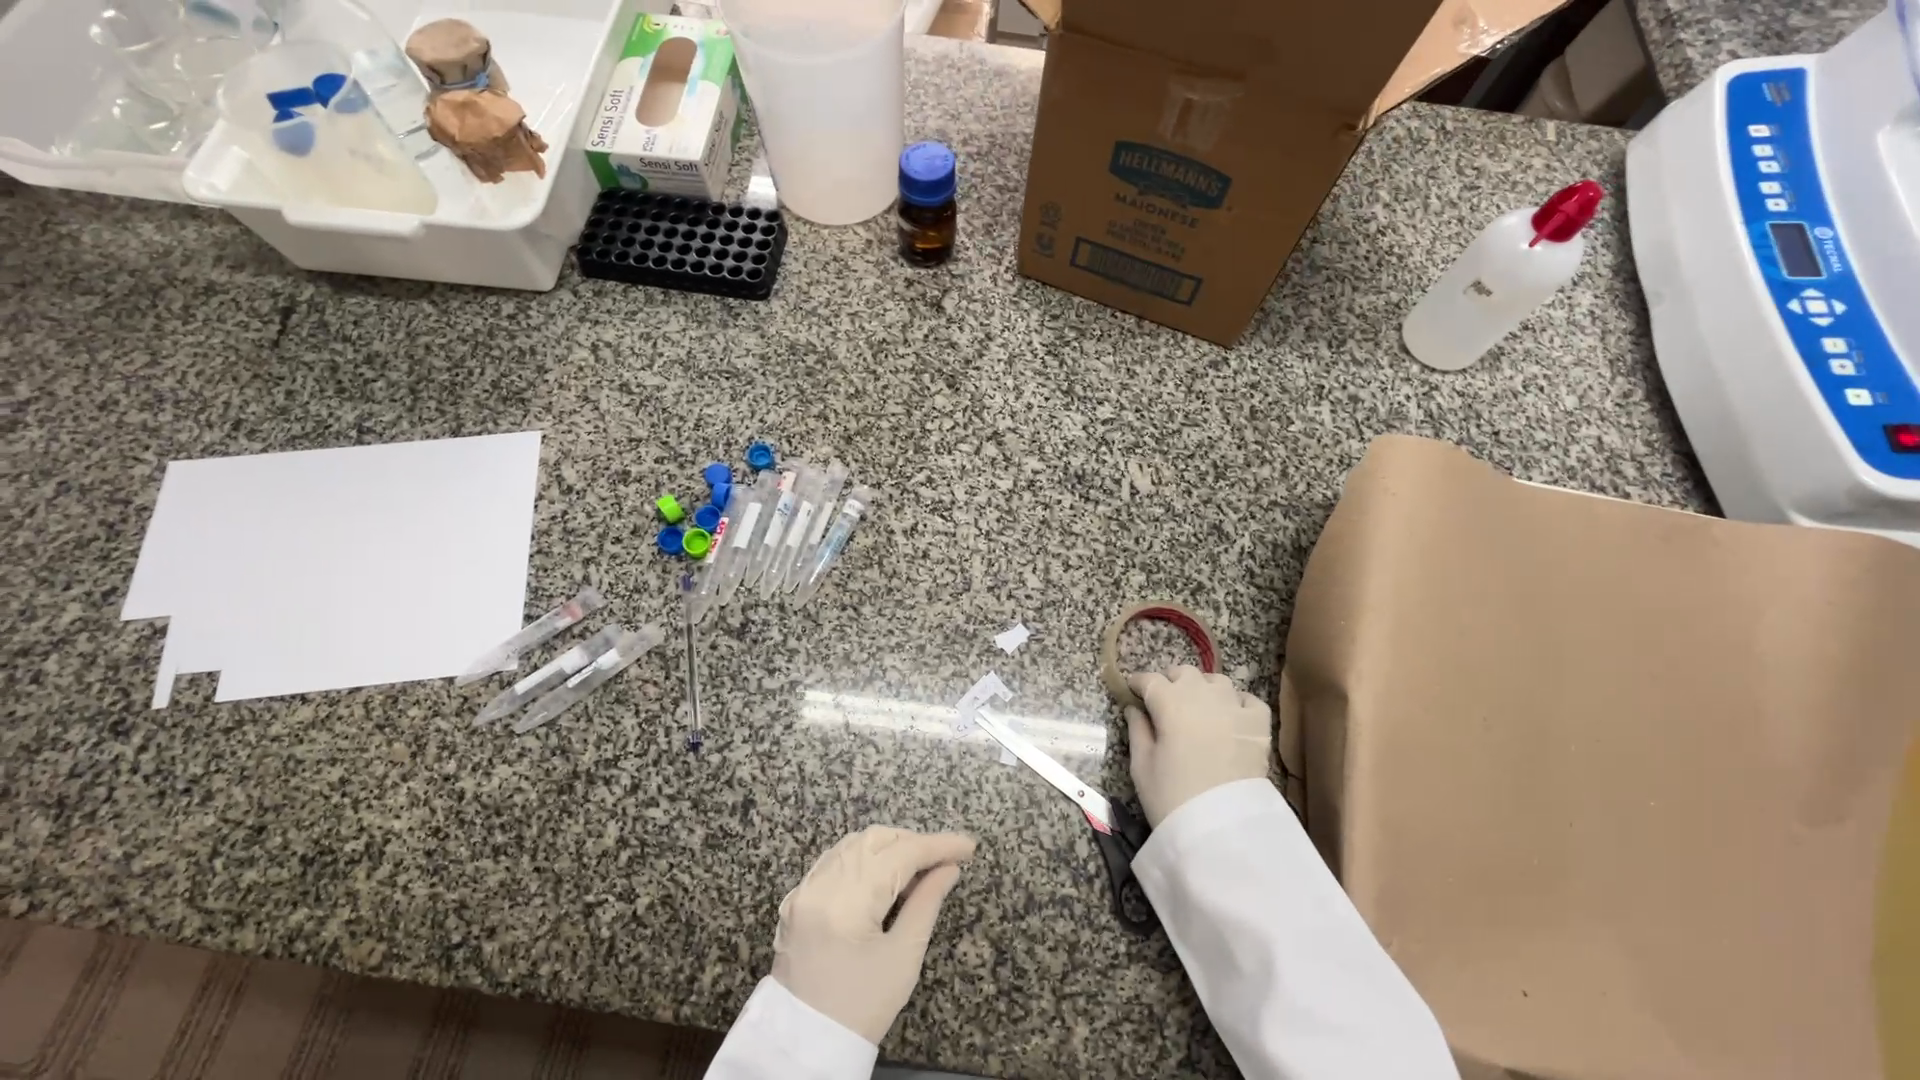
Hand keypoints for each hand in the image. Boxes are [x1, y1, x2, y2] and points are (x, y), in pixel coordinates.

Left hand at [772, 826, 977, 1044]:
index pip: (900, 855)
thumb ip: (926, 904)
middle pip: (874, 840)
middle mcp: (820, 886)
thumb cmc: (862, 1007)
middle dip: (912, 843)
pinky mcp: (797, 901)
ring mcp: (803, 891)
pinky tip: (883, 879)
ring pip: (852, 845)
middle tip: (943, 860)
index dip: (938, 845)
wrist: (805, 1043)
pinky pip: (834, 862)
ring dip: (888, 849)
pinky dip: (863, 860)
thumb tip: (949, 868)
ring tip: (917, 871)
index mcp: (847, 902)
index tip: (968, 846)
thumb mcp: (903, 958)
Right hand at [1126, 666, 1272, 827]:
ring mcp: (1234, 707)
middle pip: (1184, 673)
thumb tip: (1134, 709)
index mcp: (1170, 703)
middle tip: (1163, 702)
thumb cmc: (1171, 796)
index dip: (1138, 683)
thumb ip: (1137, 730)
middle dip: (1170, 682)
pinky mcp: (1258, 724)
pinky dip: (1237, 702)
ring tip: (1198, 708)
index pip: (1150, 680)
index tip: (1131, 690)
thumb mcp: (1142, 766)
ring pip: (1217, 681)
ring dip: (1203, 689)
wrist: (1220, 827)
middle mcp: (1203, 695)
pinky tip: (1230, 717)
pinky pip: (1248, 700)